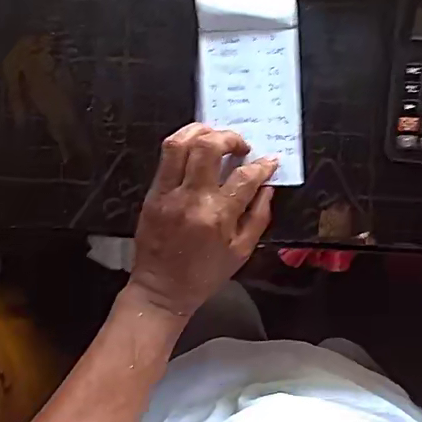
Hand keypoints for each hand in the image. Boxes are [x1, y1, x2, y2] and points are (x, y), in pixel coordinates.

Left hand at [126, 123, 277, 318]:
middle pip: (209, 147)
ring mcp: (168, 194)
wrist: (162, 289)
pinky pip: (165, 159)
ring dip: (201, 131)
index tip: (269, 161)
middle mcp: (192, 199)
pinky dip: (182, 146)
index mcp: (218, 217)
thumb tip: (267, 187)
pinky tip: (195, 149)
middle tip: (240, 146)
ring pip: (180, 144)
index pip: (245, 177)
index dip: (262, 165)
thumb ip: (258, 217)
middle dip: (230, 138)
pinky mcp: (152, 195)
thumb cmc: (204, 275)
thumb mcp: (242, 252)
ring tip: (215, 136)